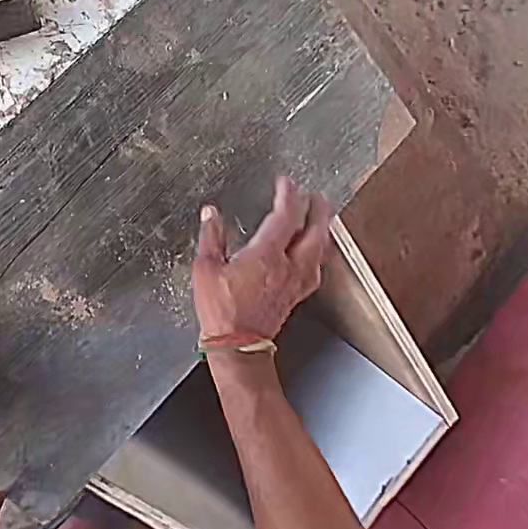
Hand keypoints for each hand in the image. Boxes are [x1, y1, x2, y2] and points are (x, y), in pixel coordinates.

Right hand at [193, 176, 333, 341]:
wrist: (237, 345)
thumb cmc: (221, 310)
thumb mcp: (205, 269)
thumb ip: (211, 237)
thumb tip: (211, 214)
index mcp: (266, 255)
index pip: (286, 216)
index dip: (288, 194)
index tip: (286, 183)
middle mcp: (288, 266)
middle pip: (314, 230)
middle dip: (316, 208)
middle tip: (314, 195)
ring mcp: (296, 282)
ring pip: (320, 248)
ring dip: (322, 228)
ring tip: (320, 218)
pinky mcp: (297, 295)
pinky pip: (316, 267)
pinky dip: (319, 251)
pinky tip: (314, 252)